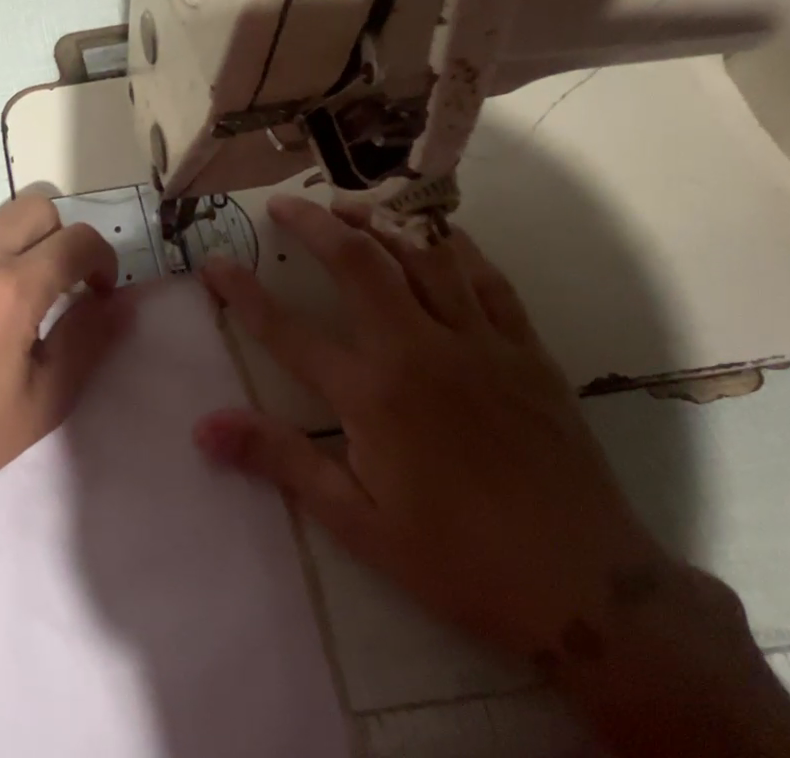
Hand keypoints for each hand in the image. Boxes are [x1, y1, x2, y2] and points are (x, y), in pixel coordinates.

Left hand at [0, 195, 129, 583]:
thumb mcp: (45, 400)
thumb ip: (90, 338)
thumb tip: (121, 300)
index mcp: (9, 289)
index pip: (76, 239)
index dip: (101, 260)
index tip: (97, 292)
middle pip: (33, 208)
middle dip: (58, 238)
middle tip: (55, 286)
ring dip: (5, 258)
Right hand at [192, 195, 669, 663]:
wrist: (584, 585)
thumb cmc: (454, 558)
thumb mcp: (354, 520)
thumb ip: (279, 460)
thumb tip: (205, 427)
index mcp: (371, 395)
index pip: (288, 331)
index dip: (242, 293)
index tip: (213, 263)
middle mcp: (421, 351)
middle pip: (360, 265)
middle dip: (315, 226)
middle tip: (285, 204)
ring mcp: (480, 344)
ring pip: (426, 256)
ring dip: (382, 223)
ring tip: (350, 204)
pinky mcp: (527, 352)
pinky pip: (488, 280)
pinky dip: (456, 248)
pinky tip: (437, 237)